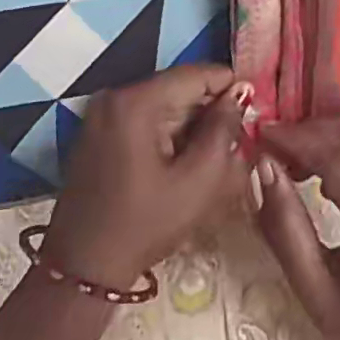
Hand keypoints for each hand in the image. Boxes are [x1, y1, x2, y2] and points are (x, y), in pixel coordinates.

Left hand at [40, 66, 250, 288]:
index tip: (256, 107)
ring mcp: (101, 114)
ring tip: (217, 156)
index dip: (229, 85)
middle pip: (176, 89)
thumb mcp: (197, 181)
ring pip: (162, 105)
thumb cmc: (144, 224)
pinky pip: (143, 120)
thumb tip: (239, 95)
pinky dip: (168, 134)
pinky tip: (185, 162)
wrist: (84, 265)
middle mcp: (114, 96)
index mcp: (135, 101)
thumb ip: (223, 131)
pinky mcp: (98, 132)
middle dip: (210, 110)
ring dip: (191, 125)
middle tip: (239, 140)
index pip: (193, 74)